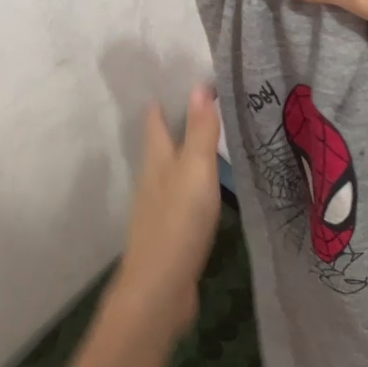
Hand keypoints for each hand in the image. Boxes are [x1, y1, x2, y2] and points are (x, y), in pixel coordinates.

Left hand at [108, 85, 223, 342]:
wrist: (160, 289)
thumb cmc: (177, 222)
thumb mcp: (195, 170)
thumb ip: (200, 132)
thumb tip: (199, 86)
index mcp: (157, 160)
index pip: (157, 121)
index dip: (165, 100)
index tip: (180, 78)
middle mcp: (154, 179)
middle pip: (163, 145)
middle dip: (178, 125)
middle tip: (205, 103)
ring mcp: (161, 208)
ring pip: (174, 171)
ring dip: (189, 155)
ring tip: (213, 140)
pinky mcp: (173, 233)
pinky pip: (185, 198)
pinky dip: (197, 185)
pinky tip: (211, 190)